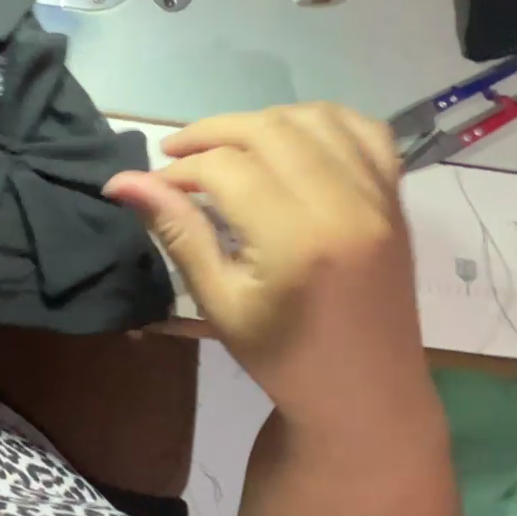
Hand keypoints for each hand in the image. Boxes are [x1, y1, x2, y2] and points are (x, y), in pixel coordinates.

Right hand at [104, 104, 434, 433]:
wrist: (369, 397)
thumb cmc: (283, 357)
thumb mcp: (217, 299)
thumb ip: (176, 229)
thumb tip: (121, 182)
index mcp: (297, 239)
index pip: (226, 167)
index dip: (179, 170)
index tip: (153, 188)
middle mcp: (345, 206)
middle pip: (268, 129)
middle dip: (211, 132)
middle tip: (176, 155)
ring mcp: (379, 199)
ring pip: (314, 118)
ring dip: (261, 120)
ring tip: (227, 146)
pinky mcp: (395, 201)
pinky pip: (364, 132)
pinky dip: (321, 121)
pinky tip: (288, 139)